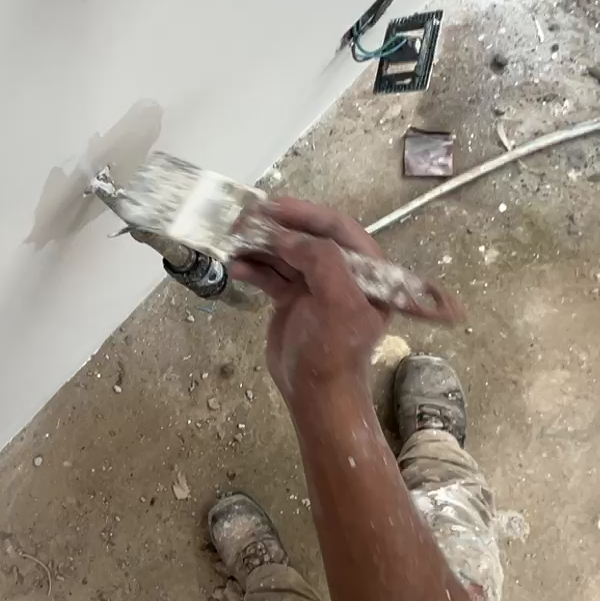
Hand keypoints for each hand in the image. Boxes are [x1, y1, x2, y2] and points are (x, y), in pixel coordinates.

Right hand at [229, 198, 390, 399]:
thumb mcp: (338, 304)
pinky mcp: (292, 298)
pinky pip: (270, 274)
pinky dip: (252, 268)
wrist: (314, 394)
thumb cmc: (333, 351)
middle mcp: (342, 272)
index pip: (337, 228)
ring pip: (284, 253)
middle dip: (275, 228)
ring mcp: (315, 285)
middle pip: (306, 237)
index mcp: (367, 270)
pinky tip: (235, 267)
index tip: (272, 206)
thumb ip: (321, 261)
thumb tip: (288, 237)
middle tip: (243, 220)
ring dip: (258, 245)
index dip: (305, 214)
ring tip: (232, 241)